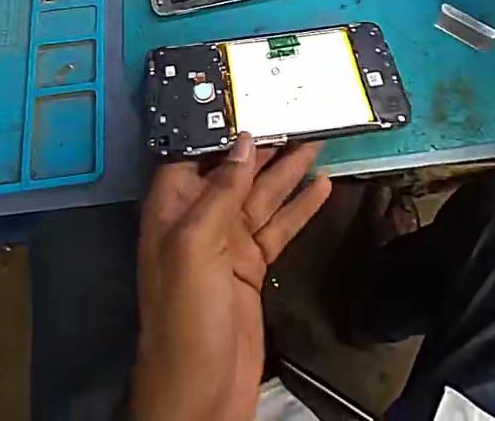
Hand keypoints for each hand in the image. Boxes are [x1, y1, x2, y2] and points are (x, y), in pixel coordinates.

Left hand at [133, 135, 331, 420]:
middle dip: (266, 145)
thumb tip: (241, 145)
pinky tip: (319, 187)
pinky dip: (300, 206)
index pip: (199, 153)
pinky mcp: (252, 263)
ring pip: (263, 194)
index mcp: (174, 207)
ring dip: (289, 170)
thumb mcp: (196, 246)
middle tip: (296, 118)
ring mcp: (229, 241)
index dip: (224, 129)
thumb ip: (220, 192)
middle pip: (237, 170)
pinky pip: (279, 224)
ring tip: (315, 143)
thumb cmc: (183, 320)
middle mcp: (201, 218)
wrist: (202, 392)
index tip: (252, 103)